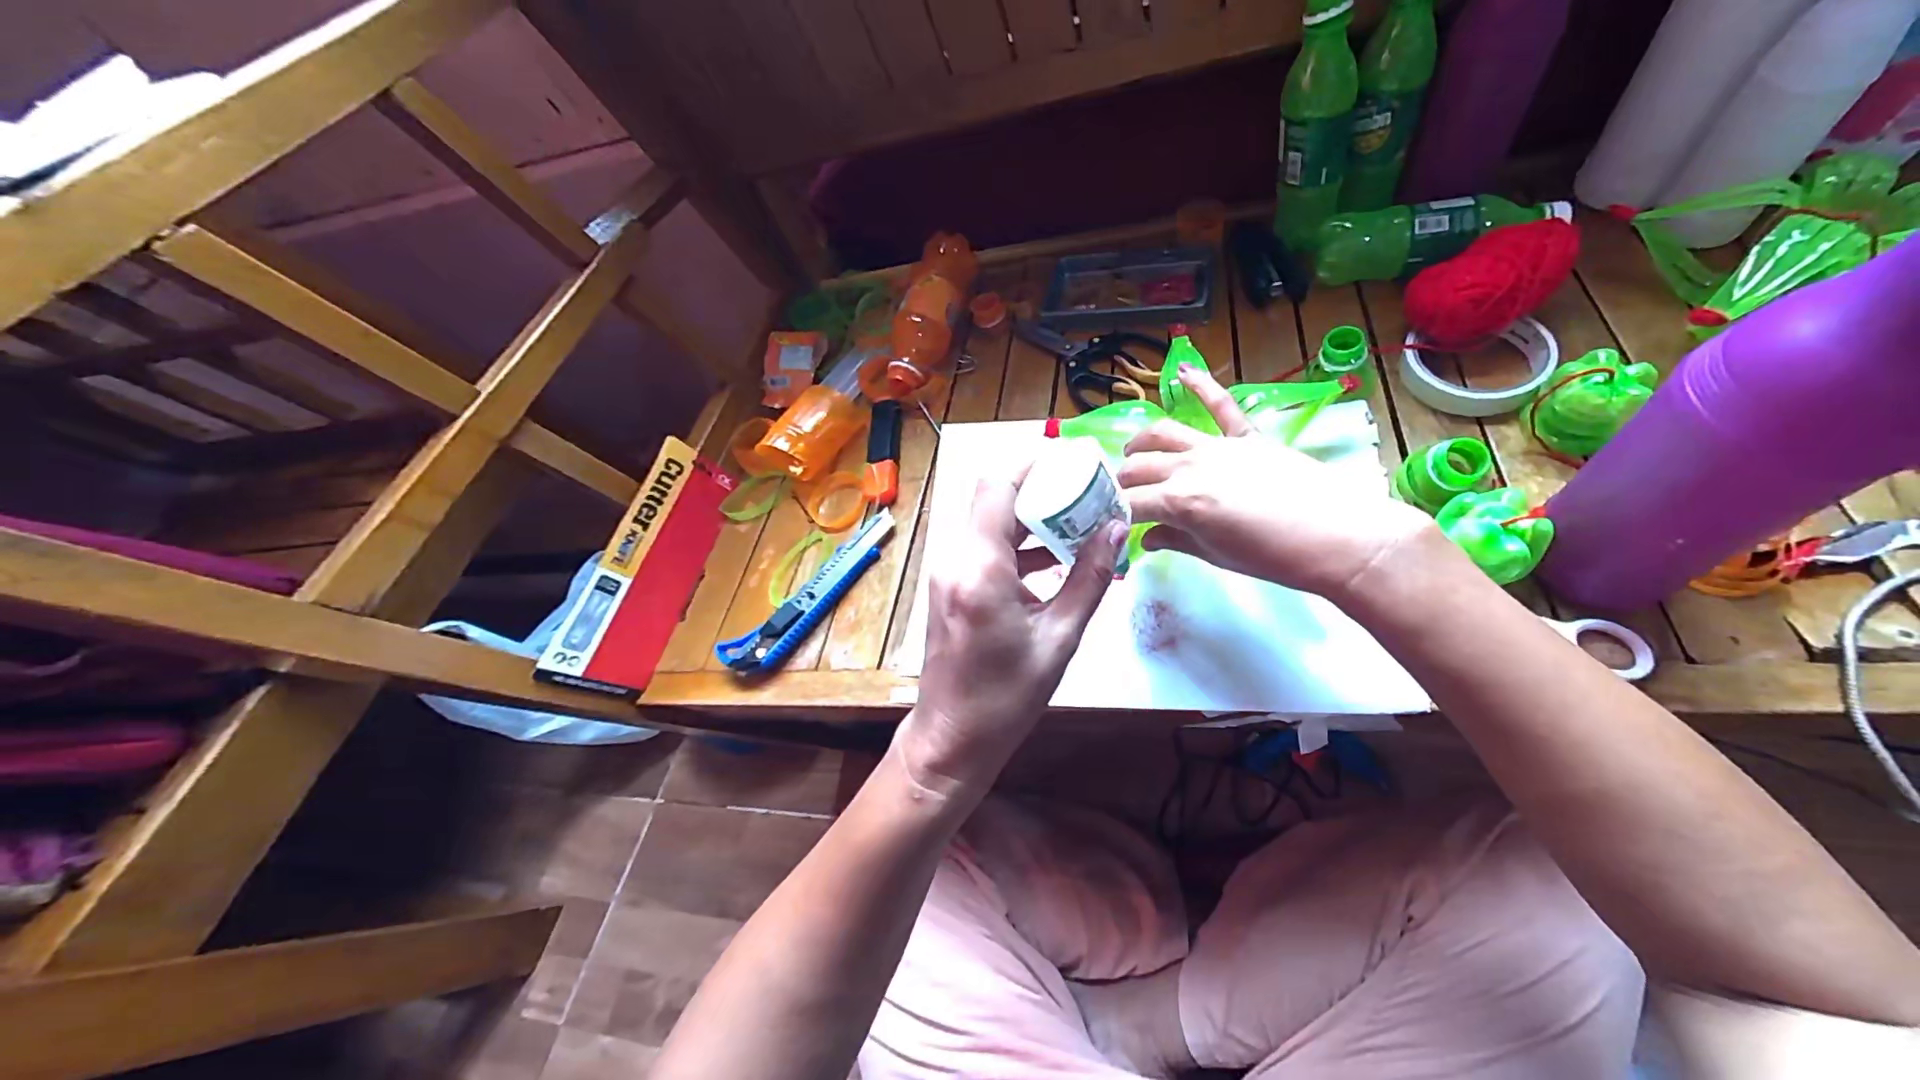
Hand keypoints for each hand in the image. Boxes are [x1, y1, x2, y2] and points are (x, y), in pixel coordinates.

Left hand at [902, 464, 1123, 795]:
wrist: (953, 738)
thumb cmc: (1007, 697)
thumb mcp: (1060, 638)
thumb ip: (1090, 579)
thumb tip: (1117, 530)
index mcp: (979, 568)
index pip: (997, 488)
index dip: (1033, 469)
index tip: (1072, 467)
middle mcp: (955, 561)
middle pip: (992, 501)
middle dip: (1039, 494)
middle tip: (1086, 499)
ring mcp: (948, 574)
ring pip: (988, 525)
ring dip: (1029, 523)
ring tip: (1080, 530)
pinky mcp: (950, 589)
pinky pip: (983, 551)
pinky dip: (1016, 548)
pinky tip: (1055, 563)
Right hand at [1117, 363, 1433, 599]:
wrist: (1341, 539)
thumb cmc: (1275, 558)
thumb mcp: (1216, 556)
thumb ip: (1176, 541)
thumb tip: (1148, 538)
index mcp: (1178, 501)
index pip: (1128, 504)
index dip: (1112, 515)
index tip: (1105, 527)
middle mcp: (1189, 466)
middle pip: (1137, 468)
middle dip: (1119, 484)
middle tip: (1118, 500)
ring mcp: (1218, 446)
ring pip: (1162, 433)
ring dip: (1140, 444)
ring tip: (1131, 455)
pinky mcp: (1247, 437)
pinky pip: (1221, 405)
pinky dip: (1201, 385)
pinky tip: (1184, 370)